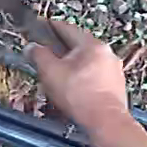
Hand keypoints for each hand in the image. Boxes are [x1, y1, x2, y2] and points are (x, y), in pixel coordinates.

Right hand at [27, 19, 134, 142]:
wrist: (105, 122)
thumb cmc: (78, 95)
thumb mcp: (50, 72)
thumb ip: (38, 55)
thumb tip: (31, 47)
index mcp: (91, 45)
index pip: (67, 28)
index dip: (50, 26)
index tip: (41, 25)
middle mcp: (106, 53)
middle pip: (78, 45)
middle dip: (61, 48)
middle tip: (45, 53)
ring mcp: (113, 70)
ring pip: (87, 60)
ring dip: (72, 64)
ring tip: (57, 73)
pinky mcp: (115, 85)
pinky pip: (94, 74)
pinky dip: (82, 76)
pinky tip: (72, 87)